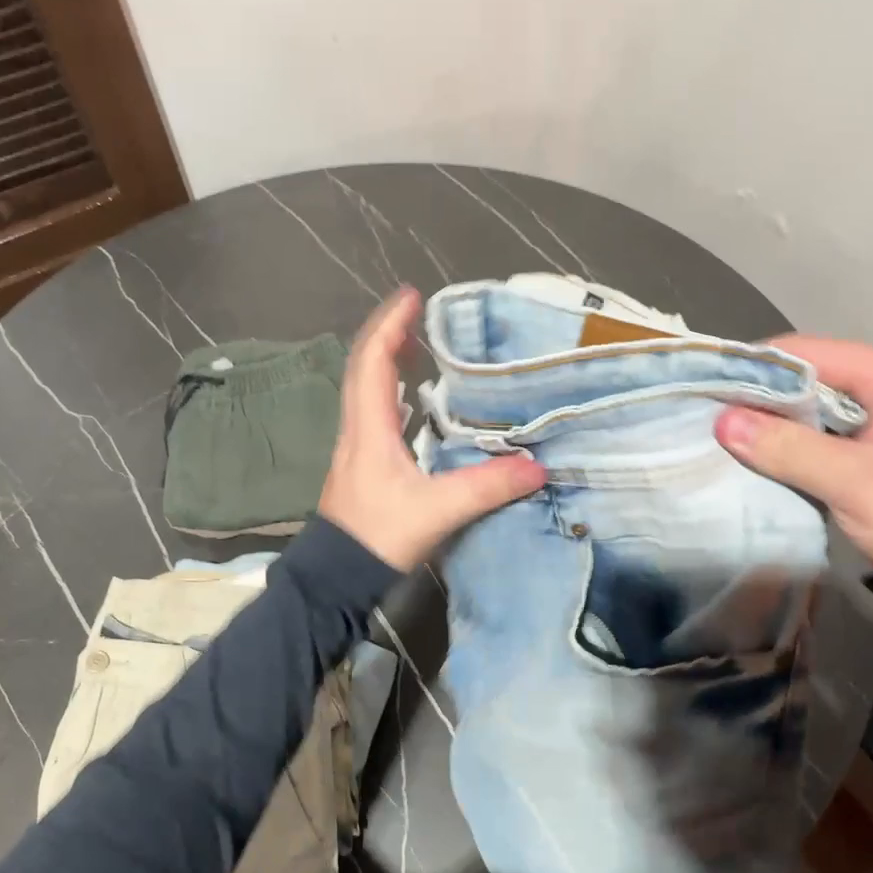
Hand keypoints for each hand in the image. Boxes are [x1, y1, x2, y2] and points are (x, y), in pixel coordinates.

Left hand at [319, 287, 546, 569]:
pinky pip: (373, 414)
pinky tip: (413, 403)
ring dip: (387, 362)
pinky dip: (390, 393)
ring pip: (365, 390)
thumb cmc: (378, 537)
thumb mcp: (437, 511)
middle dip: (389, 334)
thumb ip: (486, 487)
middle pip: (364, 367)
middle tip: (419, 314)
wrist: (336, 577)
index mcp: (369, 428)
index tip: (412, 295)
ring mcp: (355, 448)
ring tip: (418, 347)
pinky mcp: (360, 466)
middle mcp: (356, 429)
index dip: (390, 325)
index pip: (373, 361)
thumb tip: (536, 467)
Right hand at [714, 337, 872, 580]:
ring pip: (819, 412)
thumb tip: (722, 421)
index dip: (757, 366)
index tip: (706, 388)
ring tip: (723, 441)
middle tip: (707, 420)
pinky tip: (762, 462)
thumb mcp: (863, 485)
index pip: (814, 353)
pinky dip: (796, 449)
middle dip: (760, 399)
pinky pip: (830, 440)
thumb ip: (792, 450)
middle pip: (814, 380)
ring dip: (776, 427)